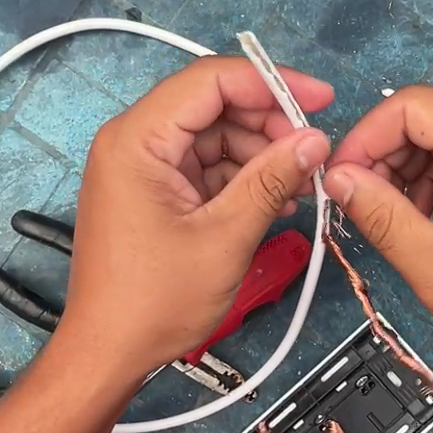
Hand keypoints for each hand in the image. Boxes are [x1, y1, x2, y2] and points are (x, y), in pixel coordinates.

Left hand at [58, 56, 332, 378]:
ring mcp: (141, 169)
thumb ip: (271, 181)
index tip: (322, 99)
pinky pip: (203, 170)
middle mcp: (133, 143)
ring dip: (258, 156)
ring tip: (301, 185)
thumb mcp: (225, 238)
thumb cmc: (156, 301)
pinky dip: (239, 181)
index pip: (210, 81)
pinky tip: (275, 200)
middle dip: (268, 125)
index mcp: (137, 140)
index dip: (272, 82)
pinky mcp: (152, 194)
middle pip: (212, 107)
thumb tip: (315, 139)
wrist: (110, 351)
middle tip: (313, 153)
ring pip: (212, 139)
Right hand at [324, 86, 432, 367]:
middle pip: (428, 111)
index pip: (411, 105)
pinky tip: (425, 214)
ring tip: (393, 214)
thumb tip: (336, 178)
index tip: (338, 180)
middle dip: (384, 151)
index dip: (365, 137)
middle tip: (360, 199)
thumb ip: (379, 214)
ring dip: (408, 164)